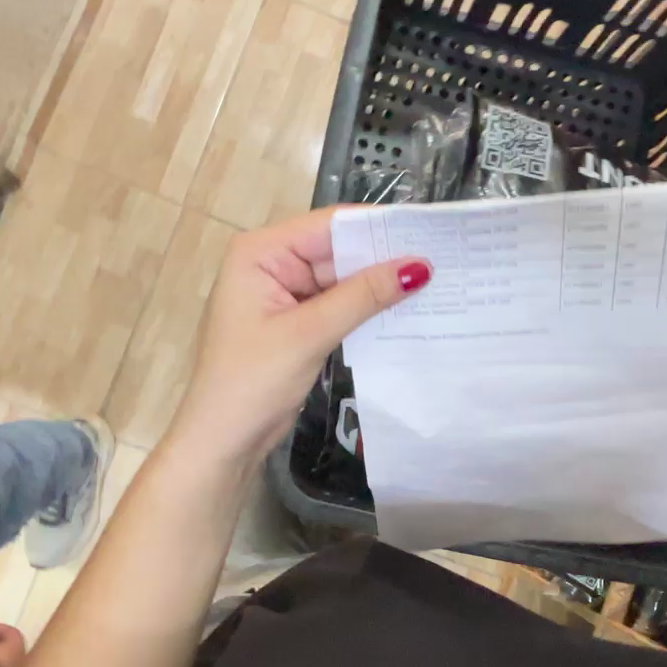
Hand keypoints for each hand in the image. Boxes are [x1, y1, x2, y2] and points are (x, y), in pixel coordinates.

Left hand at [168, 207, 428, 464]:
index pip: (328, 226)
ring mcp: (284, 297)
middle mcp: (271, 265)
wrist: (223, 440)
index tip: (428, 233)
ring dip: (379, 287)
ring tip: (435, 284)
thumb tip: (419, 266)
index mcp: (261, 253)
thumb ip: (363, 297)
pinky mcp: (297, 325)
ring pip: (342, 281)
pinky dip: (366, 311)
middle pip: (337, 251)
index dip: (377, 228)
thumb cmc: (253, 381)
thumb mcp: (310, 334)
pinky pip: (338, 307)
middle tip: (443, 260)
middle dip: (383, 259)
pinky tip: (405, 312)